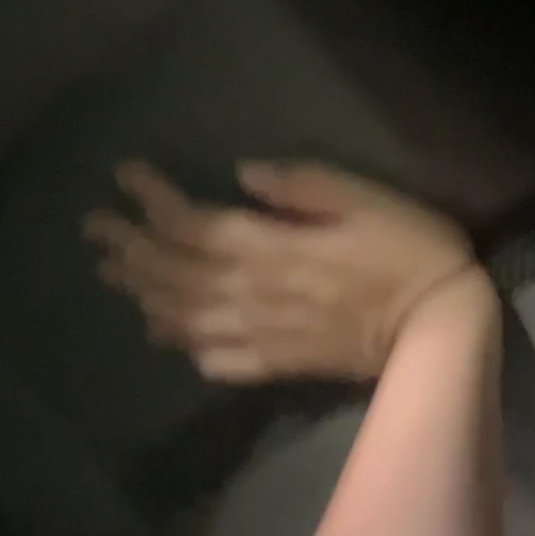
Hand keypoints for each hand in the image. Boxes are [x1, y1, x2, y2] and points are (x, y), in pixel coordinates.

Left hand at [85, 160, 480, 382]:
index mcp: (273, 248)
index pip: (194, 223)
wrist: (437, 323)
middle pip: (173, 273)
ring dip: (142, 293)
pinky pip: (212, 357)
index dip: (154, 199)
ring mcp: (260, 334)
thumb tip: (246, 173)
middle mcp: (251, 293)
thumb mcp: (369, 201)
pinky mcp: (277, 362)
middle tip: (96, 227)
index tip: (126, 175)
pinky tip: (171, 334)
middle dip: (129, 246)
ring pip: (181, 317)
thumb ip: (306, 186)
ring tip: (116, 274)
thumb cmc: (410, 250)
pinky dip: (181, 343)